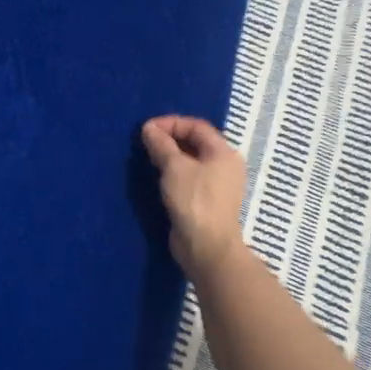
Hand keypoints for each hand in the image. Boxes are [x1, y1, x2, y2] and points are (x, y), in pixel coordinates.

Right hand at [141, 115, 247, 278]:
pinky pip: (189, 177)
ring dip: (170, 156)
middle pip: (195, 142)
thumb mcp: (174, 167)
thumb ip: (161, 144)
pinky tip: (157, 176)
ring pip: (191, 160)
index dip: (171, 123)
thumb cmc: (193, 201)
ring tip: (148, 157)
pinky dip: (173, 171)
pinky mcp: (206, 200)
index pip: (197, 126)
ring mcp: (217, 184)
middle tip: (145, 142)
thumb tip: (149, 128)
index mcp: (223, 153)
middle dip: (169, 138)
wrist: (206, 246)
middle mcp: (224, 165)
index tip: (146, 129)